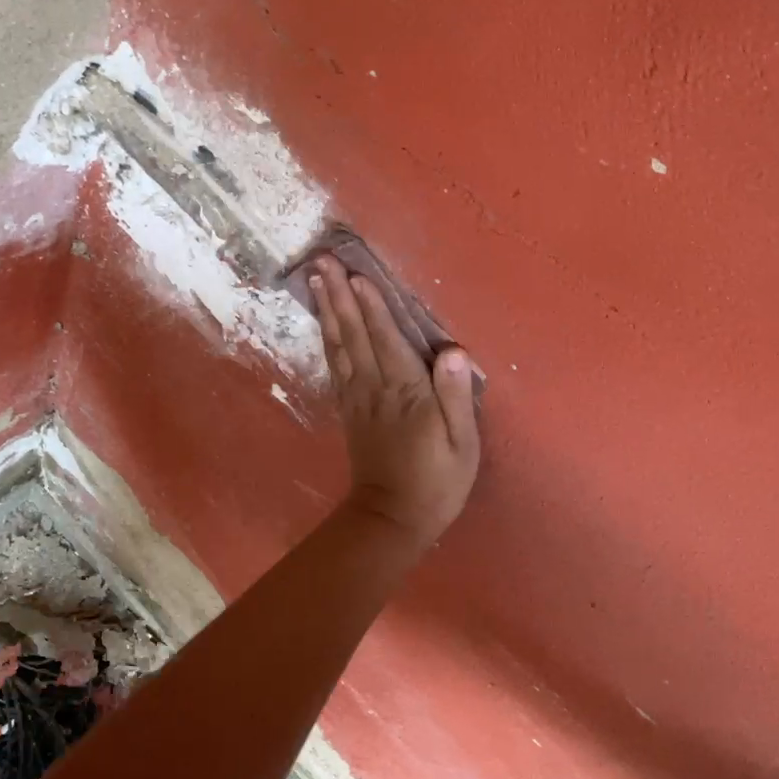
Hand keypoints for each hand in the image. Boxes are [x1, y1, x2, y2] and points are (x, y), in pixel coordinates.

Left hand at [308, 254, 480, 545]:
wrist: (392, 518)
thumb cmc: (437, 481)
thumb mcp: (462, 445)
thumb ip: (455, 397)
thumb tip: (452, 352)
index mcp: (406, 391)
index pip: (386, 339)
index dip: (371, 305)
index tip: (356, 274)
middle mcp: (375, 387)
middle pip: (354, 333)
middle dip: (339, 295)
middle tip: (322, 261)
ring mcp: (357, 397)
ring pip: (339, 344)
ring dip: (328, 309)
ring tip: (316, 279)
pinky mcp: (348, 408)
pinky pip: (335, 364)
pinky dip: (327, 338)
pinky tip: (324, 321)